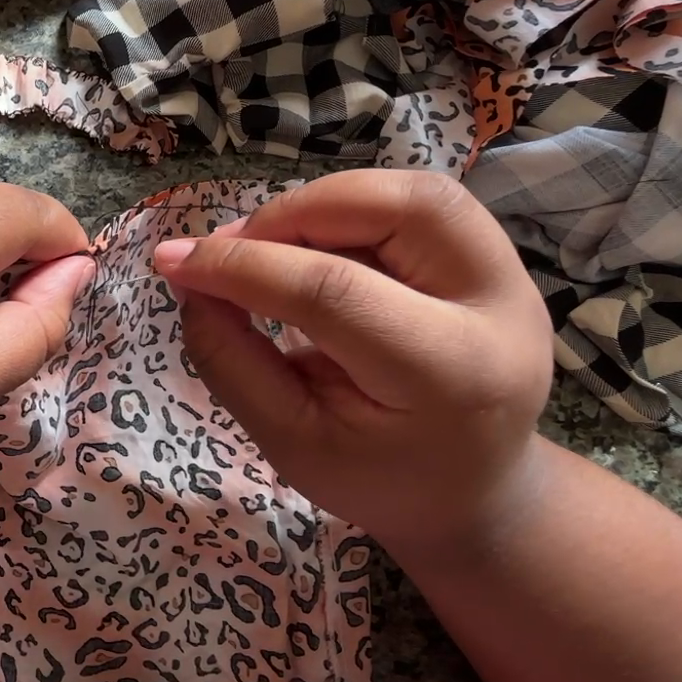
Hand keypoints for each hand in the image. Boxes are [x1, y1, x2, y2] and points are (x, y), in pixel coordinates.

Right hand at [152, 170, 553, 555]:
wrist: (469, 491)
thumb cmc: (373, 478)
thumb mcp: (285, 440)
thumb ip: (231, 359)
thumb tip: (188, 280)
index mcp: (446, 376)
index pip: (332, 292)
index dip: (240, 267)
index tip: (170, 262)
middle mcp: (499, 309)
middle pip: (403, 207)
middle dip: (297, 211)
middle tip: (233, 248)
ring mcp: (510, 276)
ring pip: (413, 191)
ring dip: (321, 205)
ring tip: (267, 248)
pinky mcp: (495, 259)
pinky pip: (411, 205)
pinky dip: (342, 214)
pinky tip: (306, 253)